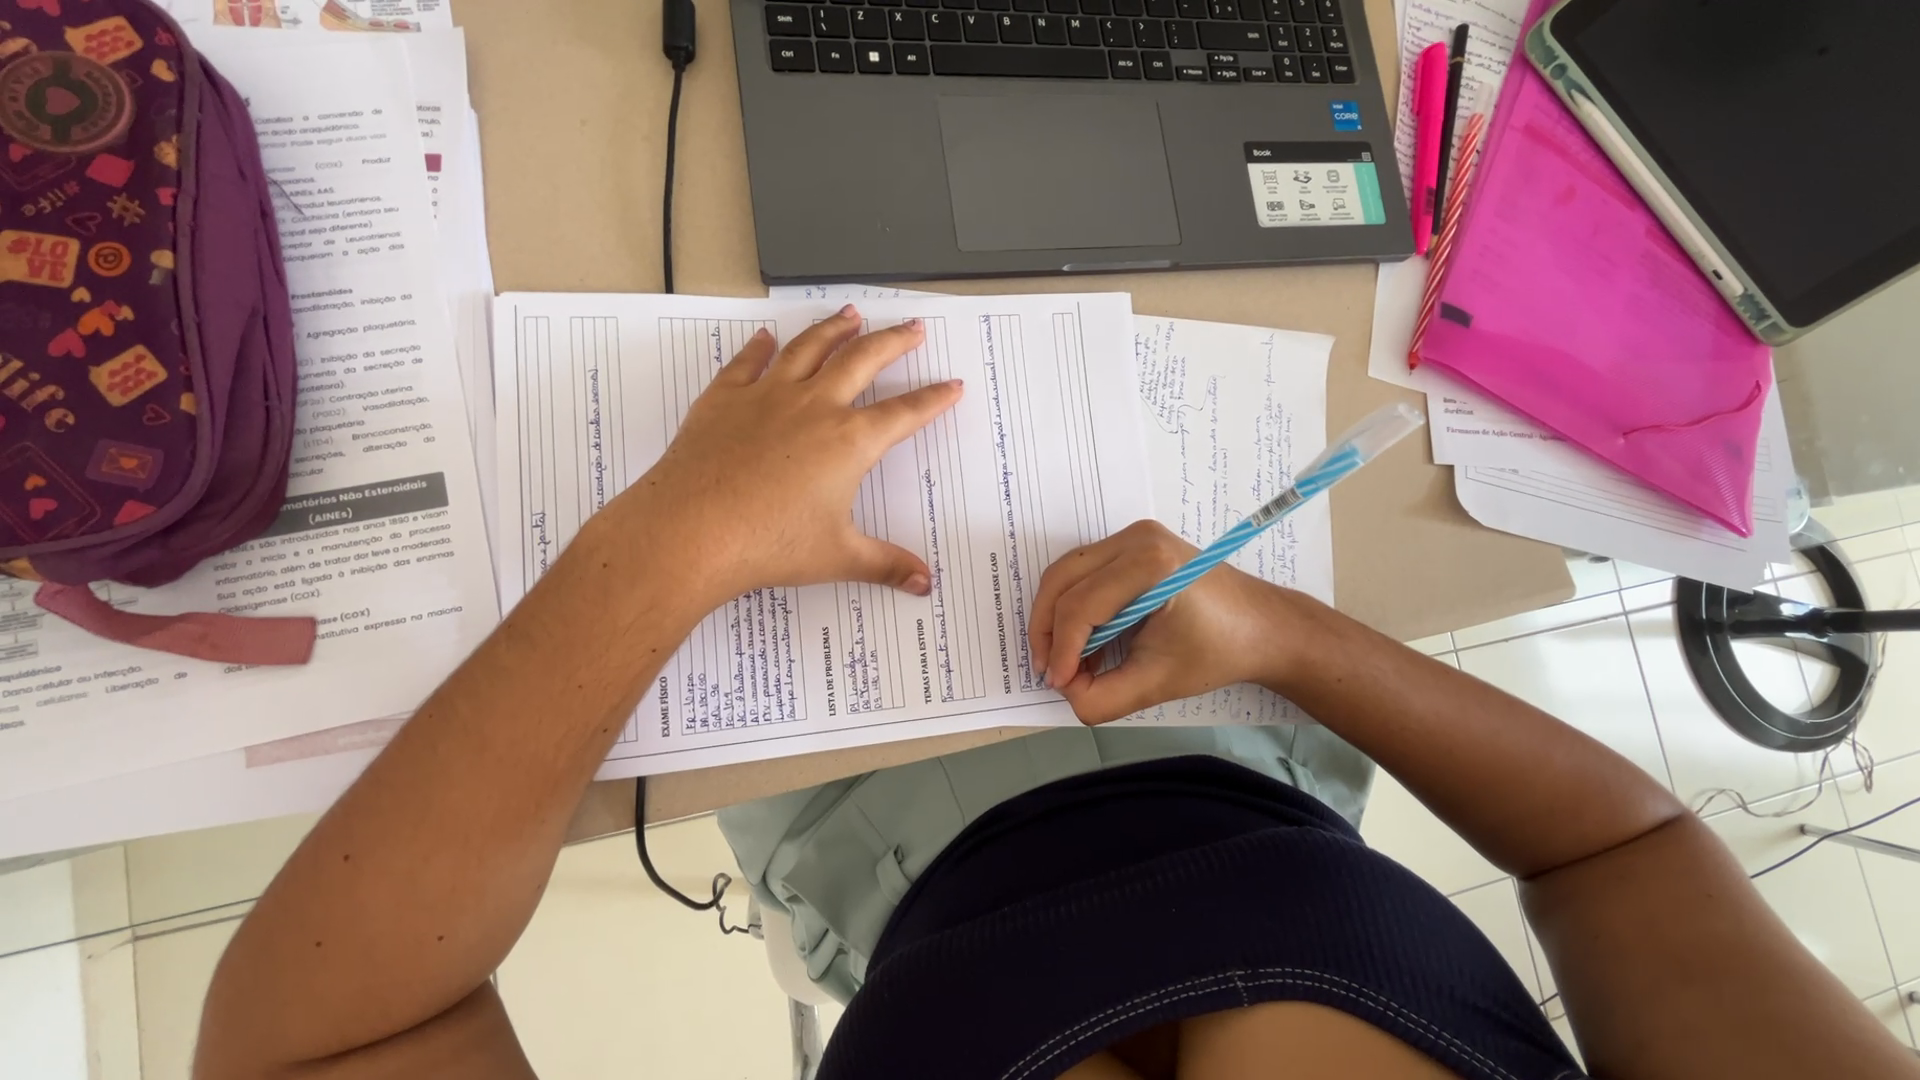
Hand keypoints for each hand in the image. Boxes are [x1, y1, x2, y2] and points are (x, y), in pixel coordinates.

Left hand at [616, 306, 961, 603]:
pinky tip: (765, 337)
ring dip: (834, 328)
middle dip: (893, 342)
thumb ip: (885, 565)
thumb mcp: (837, 556)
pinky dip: (759, 347)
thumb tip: (922, 583)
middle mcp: (813, 407)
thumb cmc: (766, 544)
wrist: (691, 531)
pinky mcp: (724, 399)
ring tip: (851, 314)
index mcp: (848, 442)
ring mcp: (767, 397)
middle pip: (862, 360)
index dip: (933, 399)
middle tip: (911, 328)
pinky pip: (746, 362)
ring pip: (809, 348)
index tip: (951, 384)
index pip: (904, 413)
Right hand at [1029, 520, 1308, 724]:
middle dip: (1046, 629)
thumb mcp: (1157, 684)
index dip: (1061, 649)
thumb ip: (1102, 698)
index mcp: (1150, 564)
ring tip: (1064, 660)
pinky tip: (1084, 644)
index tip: (1058, 684)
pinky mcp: (1131, 544)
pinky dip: (1073, 607)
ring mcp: (1133, 535)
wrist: (1260, 626)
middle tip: (1047, 671)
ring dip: (1055, 618)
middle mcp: (1136, 538)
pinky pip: (1083, 572)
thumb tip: (1065, 692)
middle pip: (1062, 580)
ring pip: (1066, 573)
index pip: (1081, 605)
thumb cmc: (1218, 652)